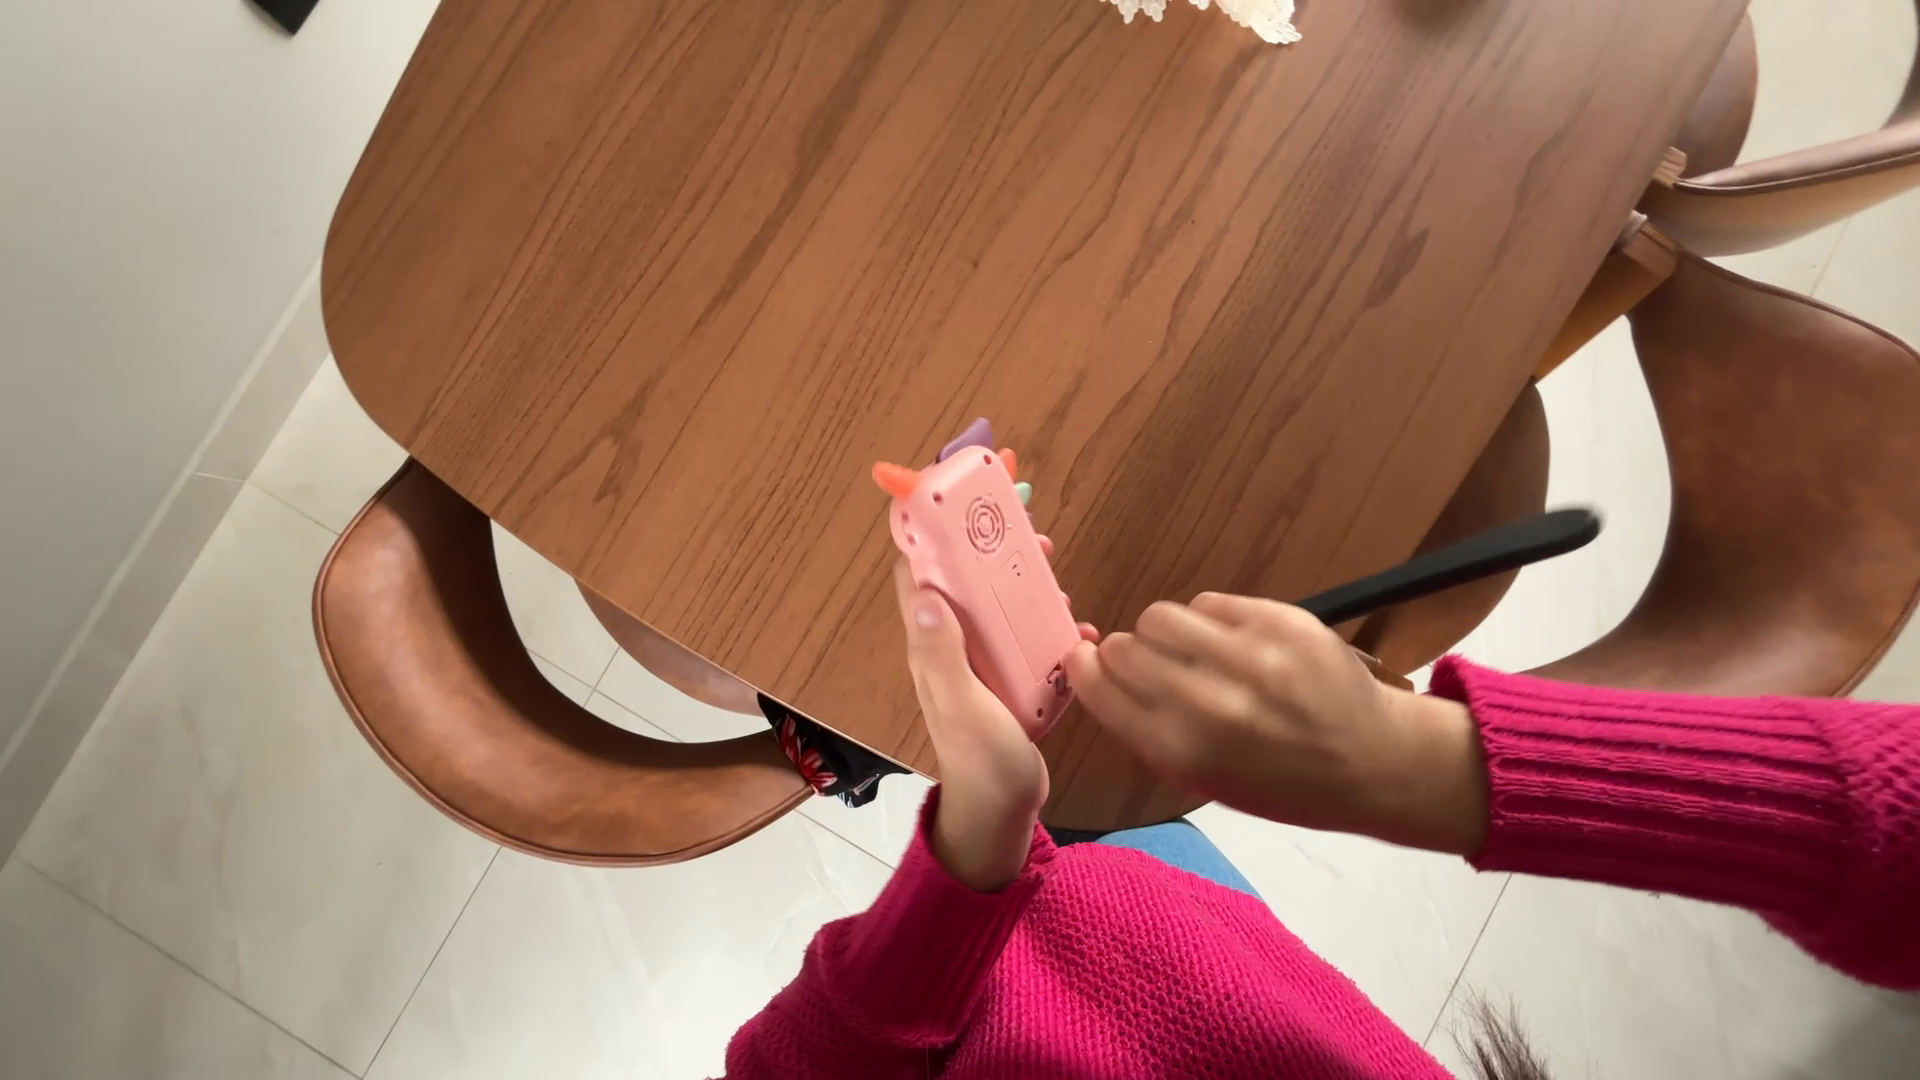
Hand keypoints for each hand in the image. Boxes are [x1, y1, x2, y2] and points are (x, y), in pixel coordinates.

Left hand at [893, 558, 1096, 889]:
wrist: (1002, 810)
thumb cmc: (980, 760)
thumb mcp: (961, 705)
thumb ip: (943, 654)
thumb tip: (926, 592)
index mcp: (932, 646)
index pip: (917, 577)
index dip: (932, 538)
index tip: (963, 508)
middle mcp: (952, 646)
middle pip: (966, 582)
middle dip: (992, 552)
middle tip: (1032, 537)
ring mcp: (981, 662)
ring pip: (998, 605)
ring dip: (1024, 583)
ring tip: (1057, 575)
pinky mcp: (1008, 677)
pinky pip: (1025, 636)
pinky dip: (1048, 624)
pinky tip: (1077, 627)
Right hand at [1063, 592, 1487, 854]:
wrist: (1375, 762)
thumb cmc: (1279, 782)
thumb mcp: (1199, 778)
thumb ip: (1142, 725)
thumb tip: (1095, 669)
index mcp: (1180, 750)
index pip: (1096, 685)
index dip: (1085, 670)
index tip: (1089, 664)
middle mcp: (1206, 702)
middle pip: (1122, 646)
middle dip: (1128, 655)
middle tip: (1158, 668)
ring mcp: (1246, 656)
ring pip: (1159, 615)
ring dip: (1167, 633)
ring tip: (1197, 651)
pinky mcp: (1279, 620)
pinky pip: (1208, 602)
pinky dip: (1211, 621)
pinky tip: (1238, 644)